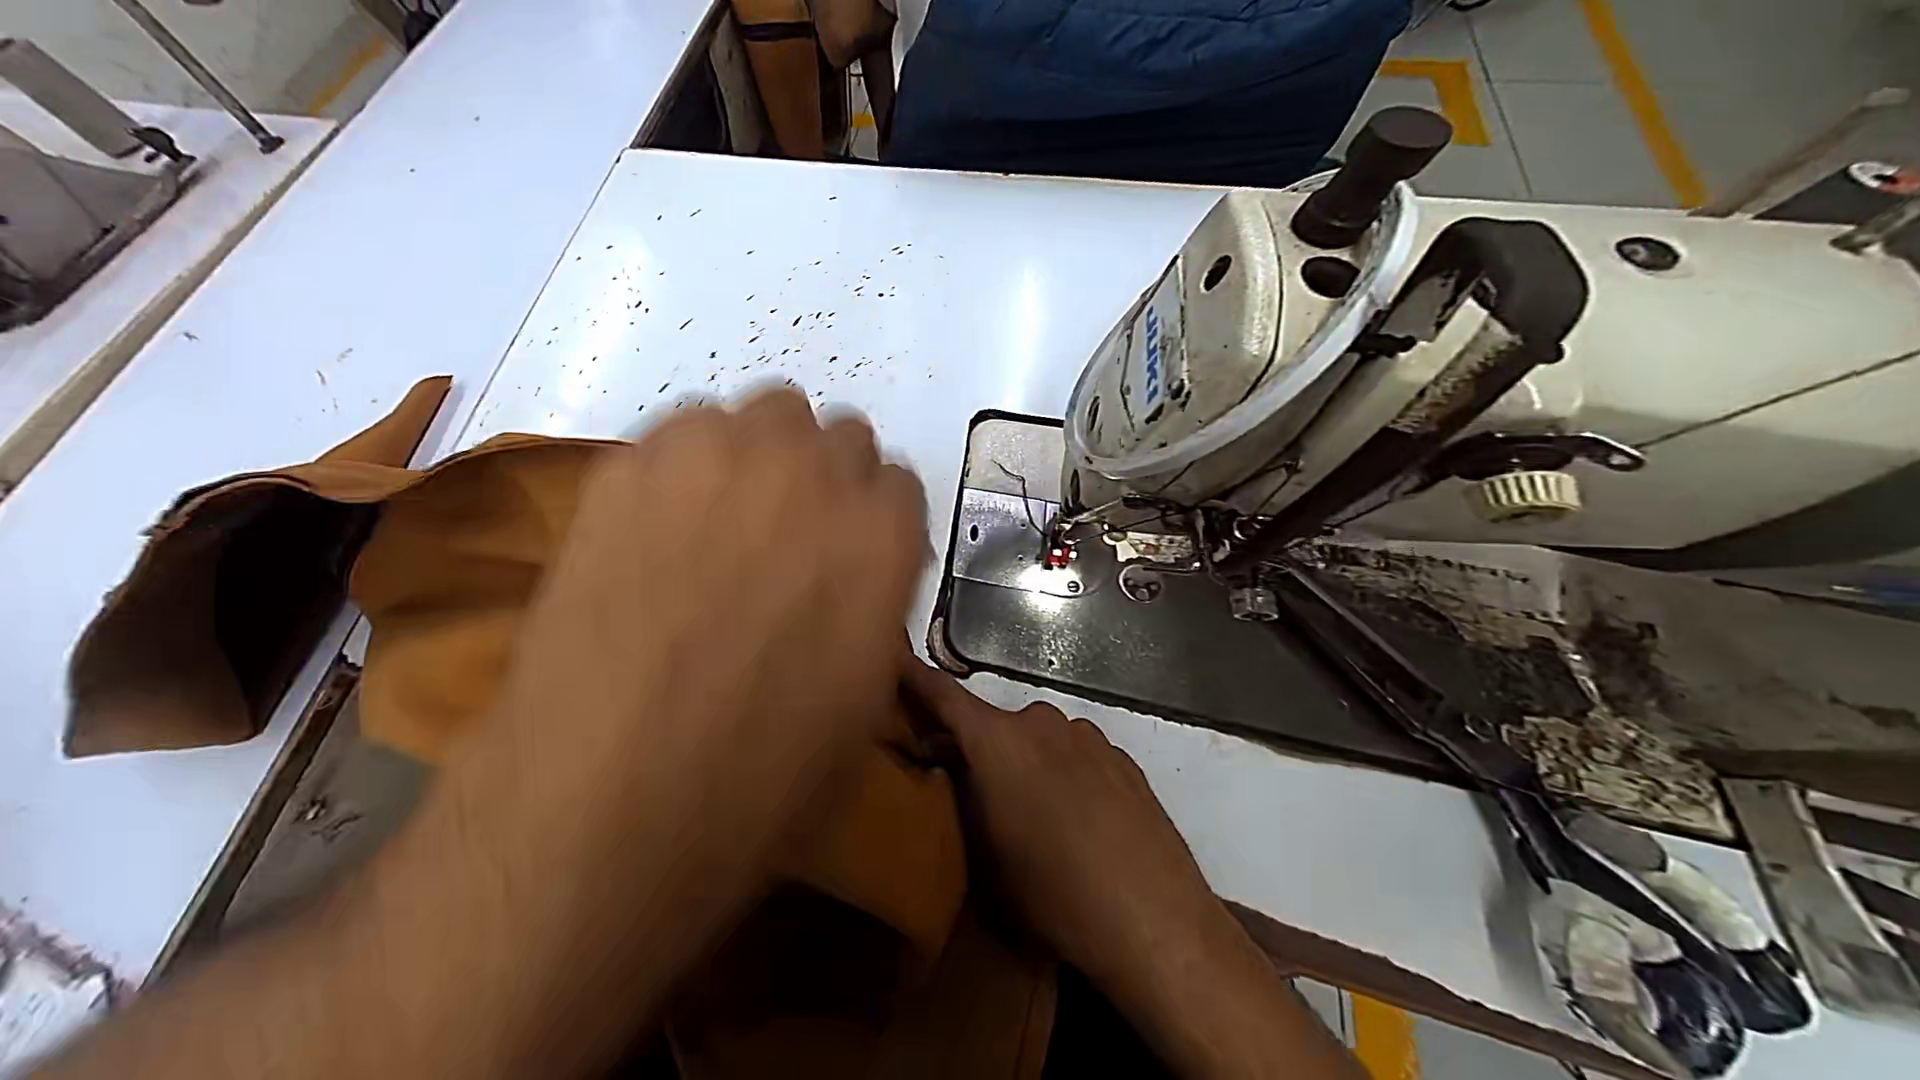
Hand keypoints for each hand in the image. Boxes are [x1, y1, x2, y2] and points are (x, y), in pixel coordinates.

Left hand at [372, 389, 929, 1069]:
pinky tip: (666, 527)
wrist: (603, 802)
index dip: (874, 522)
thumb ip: (876, 601)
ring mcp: (717, 459)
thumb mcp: (865, 695)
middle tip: (790, 538)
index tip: (849, 554)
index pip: (899, 481)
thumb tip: (858, 568)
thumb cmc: (760, 776)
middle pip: (839, 434)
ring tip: (729, 523)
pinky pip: (685, 429)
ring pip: (764, 412)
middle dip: (825, 480)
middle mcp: (812, 474)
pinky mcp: (629, 465)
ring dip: (762, 457)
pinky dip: (691, 462)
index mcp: (882, 536)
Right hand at [903, 662, 1368, 1079]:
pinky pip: (1076, 754)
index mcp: (999, 740)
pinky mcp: (1123, 758)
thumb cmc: (1052, 891)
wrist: (1153, 918)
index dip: (915, 679)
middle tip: (968, 784)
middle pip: (995, 724)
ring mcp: (1088, 736)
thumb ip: (964, 795)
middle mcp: (1042, 723)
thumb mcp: (986, 854)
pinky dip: (1064, 771)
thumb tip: (955, 767)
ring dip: (1025, 761)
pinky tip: (1077, 818)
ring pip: (1038, 739)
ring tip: (1031, 813)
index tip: (893, 661)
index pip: (943, 695)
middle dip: (977, 746)